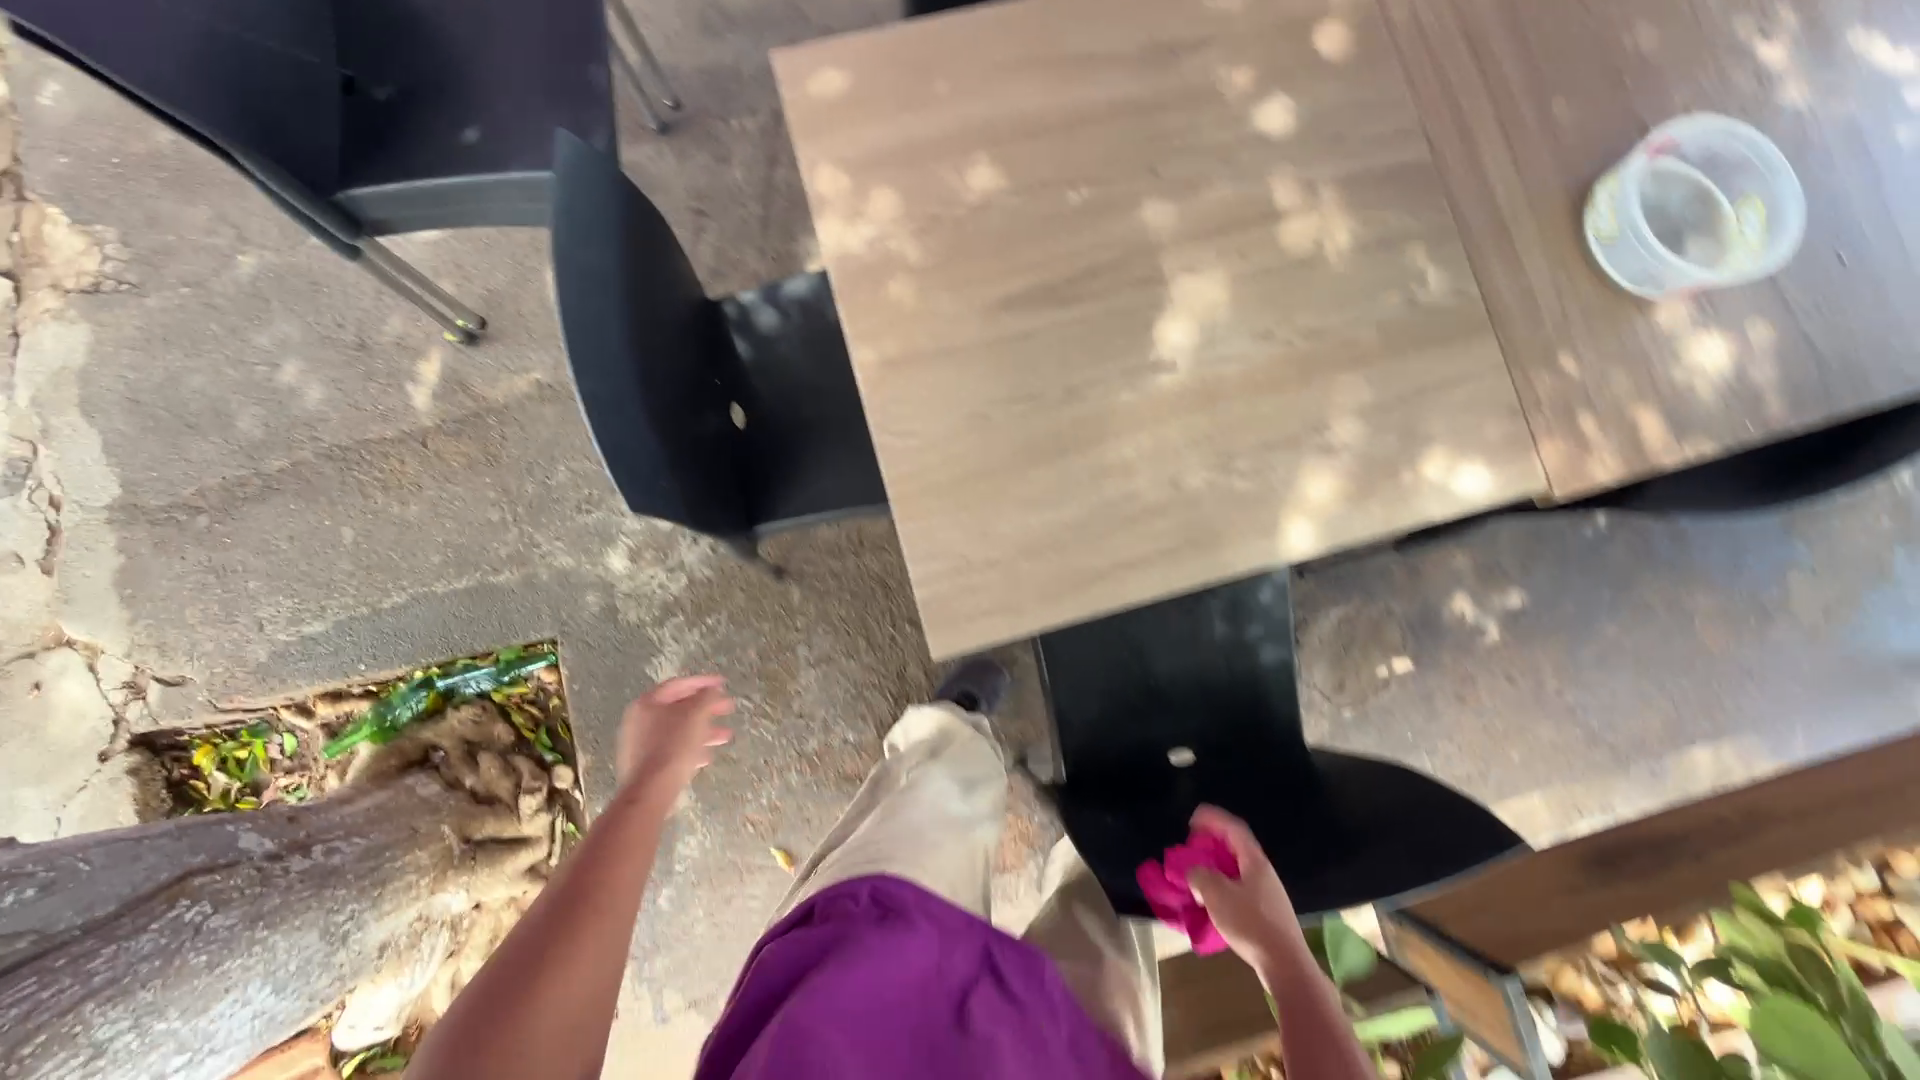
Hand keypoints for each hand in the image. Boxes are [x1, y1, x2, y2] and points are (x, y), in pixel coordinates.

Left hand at [615, 675, 734, 793]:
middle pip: (679, 708)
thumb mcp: (696, 715)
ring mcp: (640, 744)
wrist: (651, 790)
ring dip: (703, 730)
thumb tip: (712, 691)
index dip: (703, 682)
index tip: (723, 684)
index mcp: (647, 703)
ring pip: (678, 730)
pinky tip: (707, 756)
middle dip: (706, 708)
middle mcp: (639, 720)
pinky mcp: (646, 764)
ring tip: (725, 735)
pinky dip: (691, 748)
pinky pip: (672, 749)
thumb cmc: (673, 746)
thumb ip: (706, 697)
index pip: (678, 684)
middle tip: (728, 708)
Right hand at [1185, 805, 1303, 975]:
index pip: (1234, 828)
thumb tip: (1195, 874)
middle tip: (1192, 847)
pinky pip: (1240, 889)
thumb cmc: (1251, 923)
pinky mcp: (1267, 913)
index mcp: (1254, 861)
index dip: (1214, 818)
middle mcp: (1264, 872)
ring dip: (1216, 867)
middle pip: (1237, 848)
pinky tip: (1211, 902)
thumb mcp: (1217, 895)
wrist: (1285, 965)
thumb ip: (1200, 876)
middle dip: (1213, 843)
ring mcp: (1268, 894)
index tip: (1193, 818)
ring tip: (1197, 876)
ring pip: (1238, 870)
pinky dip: (1223, 887)